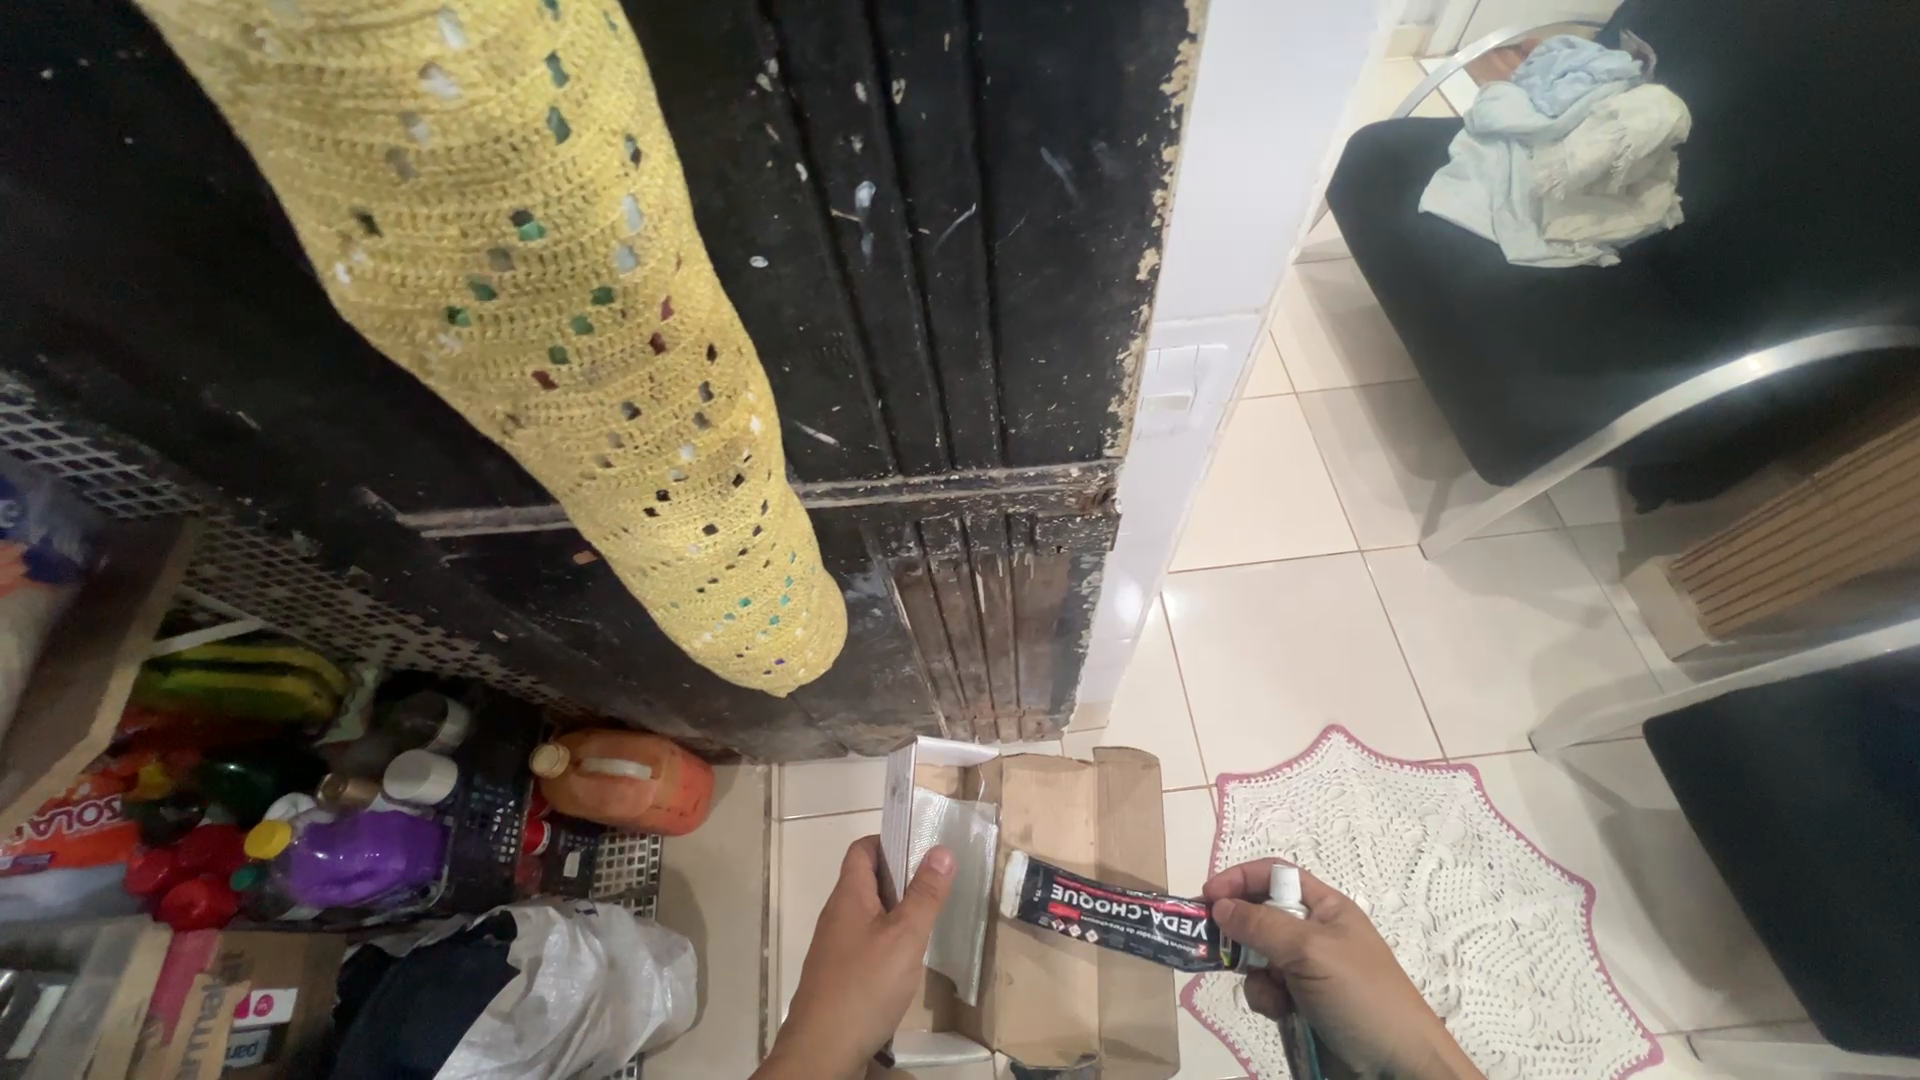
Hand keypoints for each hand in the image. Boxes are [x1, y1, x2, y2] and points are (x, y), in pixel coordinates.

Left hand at [758, 836, 953, 1079]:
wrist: (821, 1053)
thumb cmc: (864, 985)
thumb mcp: (905, 936)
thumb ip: (925, 894)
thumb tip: (941, 849)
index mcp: (848, 895)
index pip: (863, 849)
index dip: (889, 841)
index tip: (921, 849)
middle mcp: (837, 914)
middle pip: (866, 880)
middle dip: (900, 878)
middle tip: (934, 887)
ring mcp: (834, 946)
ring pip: (867, 913)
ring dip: (895, 912)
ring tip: (926, 923)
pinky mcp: (837, 975)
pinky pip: (864, 942)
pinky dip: (886, 942)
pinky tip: (904, 963)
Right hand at [1206, 860, 1484, 1079]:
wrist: (1399, 1072)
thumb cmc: (1362, 997)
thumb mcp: (1311, 950)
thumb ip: (1260, 924)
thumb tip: (1219, 905)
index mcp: (1326, 908)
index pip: (1274, 875)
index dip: (1240, 879)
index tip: (1209, 895)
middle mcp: (1314, 934)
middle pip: (1259, 914)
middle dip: (1238, 926)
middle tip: (1213, 939)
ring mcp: (1307, 971)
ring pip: (1256, 954)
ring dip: (1253, 969)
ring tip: (1271, 990)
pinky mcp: (1300, 1005)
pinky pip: (1265, 988)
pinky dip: (1265, 997)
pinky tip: (1281, 1012)